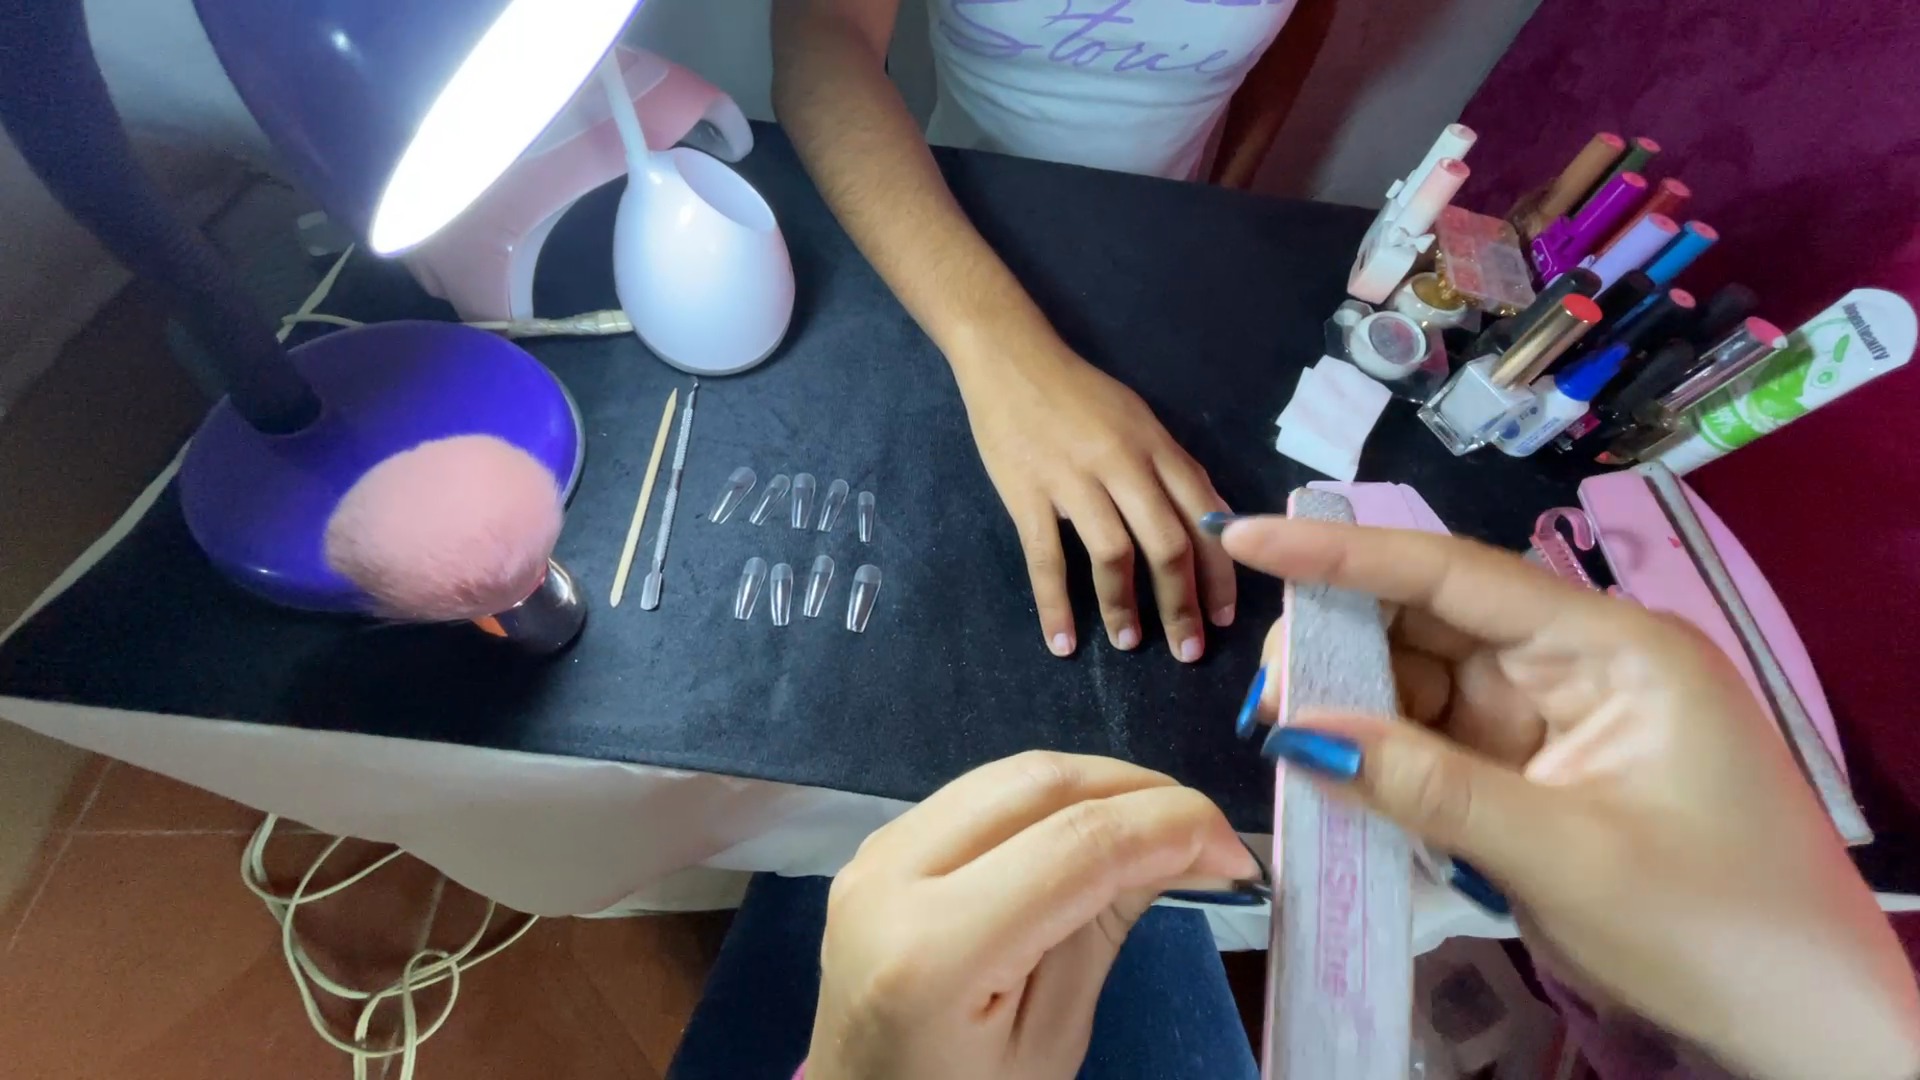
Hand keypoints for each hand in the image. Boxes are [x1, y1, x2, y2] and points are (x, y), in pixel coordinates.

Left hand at [807, 752, 1257, 1079]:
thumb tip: (1189, 846)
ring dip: (1096, 782)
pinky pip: (981, 791)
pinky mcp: (884, 838)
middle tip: (1203, 827)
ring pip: (1009, 772)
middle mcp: (893, 873)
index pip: (1072, 848)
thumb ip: (1107, 923)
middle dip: (1136, 789)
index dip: (1168, 829)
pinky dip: (1049, 795)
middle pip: (1037, 784)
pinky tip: (1092, 819)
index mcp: (932, 951)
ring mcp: (879, 846)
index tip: (1234, 850)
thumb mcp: (1051, 1038)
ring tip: (1159, 819)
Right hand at [953, 331, 1234, 660]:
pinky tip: (1062, 641)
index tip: (1223, 617)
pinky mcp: (1027, 494)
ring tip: (1129, 643)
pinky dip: (1055, 606)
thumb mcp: (1138, 419)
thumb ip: (1170, 470)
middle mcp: (1123, 464)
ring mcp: (1073, 479)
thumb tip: (1207, 523)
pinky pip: (1046, 559)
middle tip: (1188, 650)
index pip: (1205, 517)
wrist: (1012, 359)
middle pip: (1168, 544)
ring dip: (1123, 608)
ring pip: (1113, 555)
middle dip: (1183, 605)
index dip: (1220, 573)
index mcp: (1156, 446)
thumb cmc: (1079, 393)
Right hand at [1219, 517, 1919, 1079]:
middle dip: (1329, 640)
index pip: (1447, 572)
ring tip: (1285, 733)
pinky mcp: (1501, 753)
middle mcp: (1558, 657)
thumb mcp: (1568, 857)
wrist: (1808, 1041)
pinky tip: (1325, 757)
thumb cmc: (1723, 934)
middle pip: (1411, 615)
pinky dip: (1360, 740)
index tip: (1244, 537)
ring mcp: (1527, 706)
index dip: (1336, 551)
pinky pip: (1408, 726)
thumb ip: (1425, 786)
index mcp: (1605, 646)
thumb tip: (1297, 735)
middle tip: (1271, 695)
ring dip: (1337, 695)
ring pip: (1399, 670)